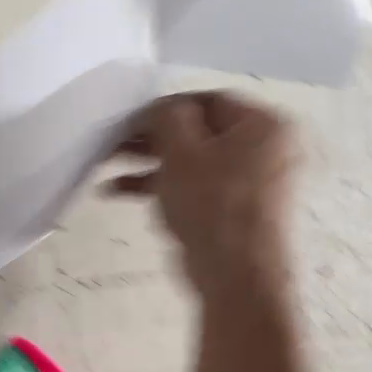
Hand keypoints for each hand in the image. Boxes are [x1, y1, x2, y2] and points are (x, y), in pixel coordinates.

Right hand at [106, 91, 300, 303]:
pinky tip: (122, 192)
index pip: (207, 100)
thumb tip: (157, 108)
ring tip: (107, 172)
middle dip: (150, 139)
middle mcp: (264, 145)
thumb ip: (168, 121)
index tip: (125, 122)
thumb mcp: (182, 154)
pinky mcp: (233, 205)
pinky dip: (162, 185)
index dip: (163, 108)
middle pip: (198, 131)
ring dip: (148, 164)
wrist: (236, 270)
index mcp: (264, 123)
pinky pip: (195, 184)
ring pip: (191, 160)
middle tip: (111, 146)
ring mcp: (250, 177)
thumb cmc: (212, 204)